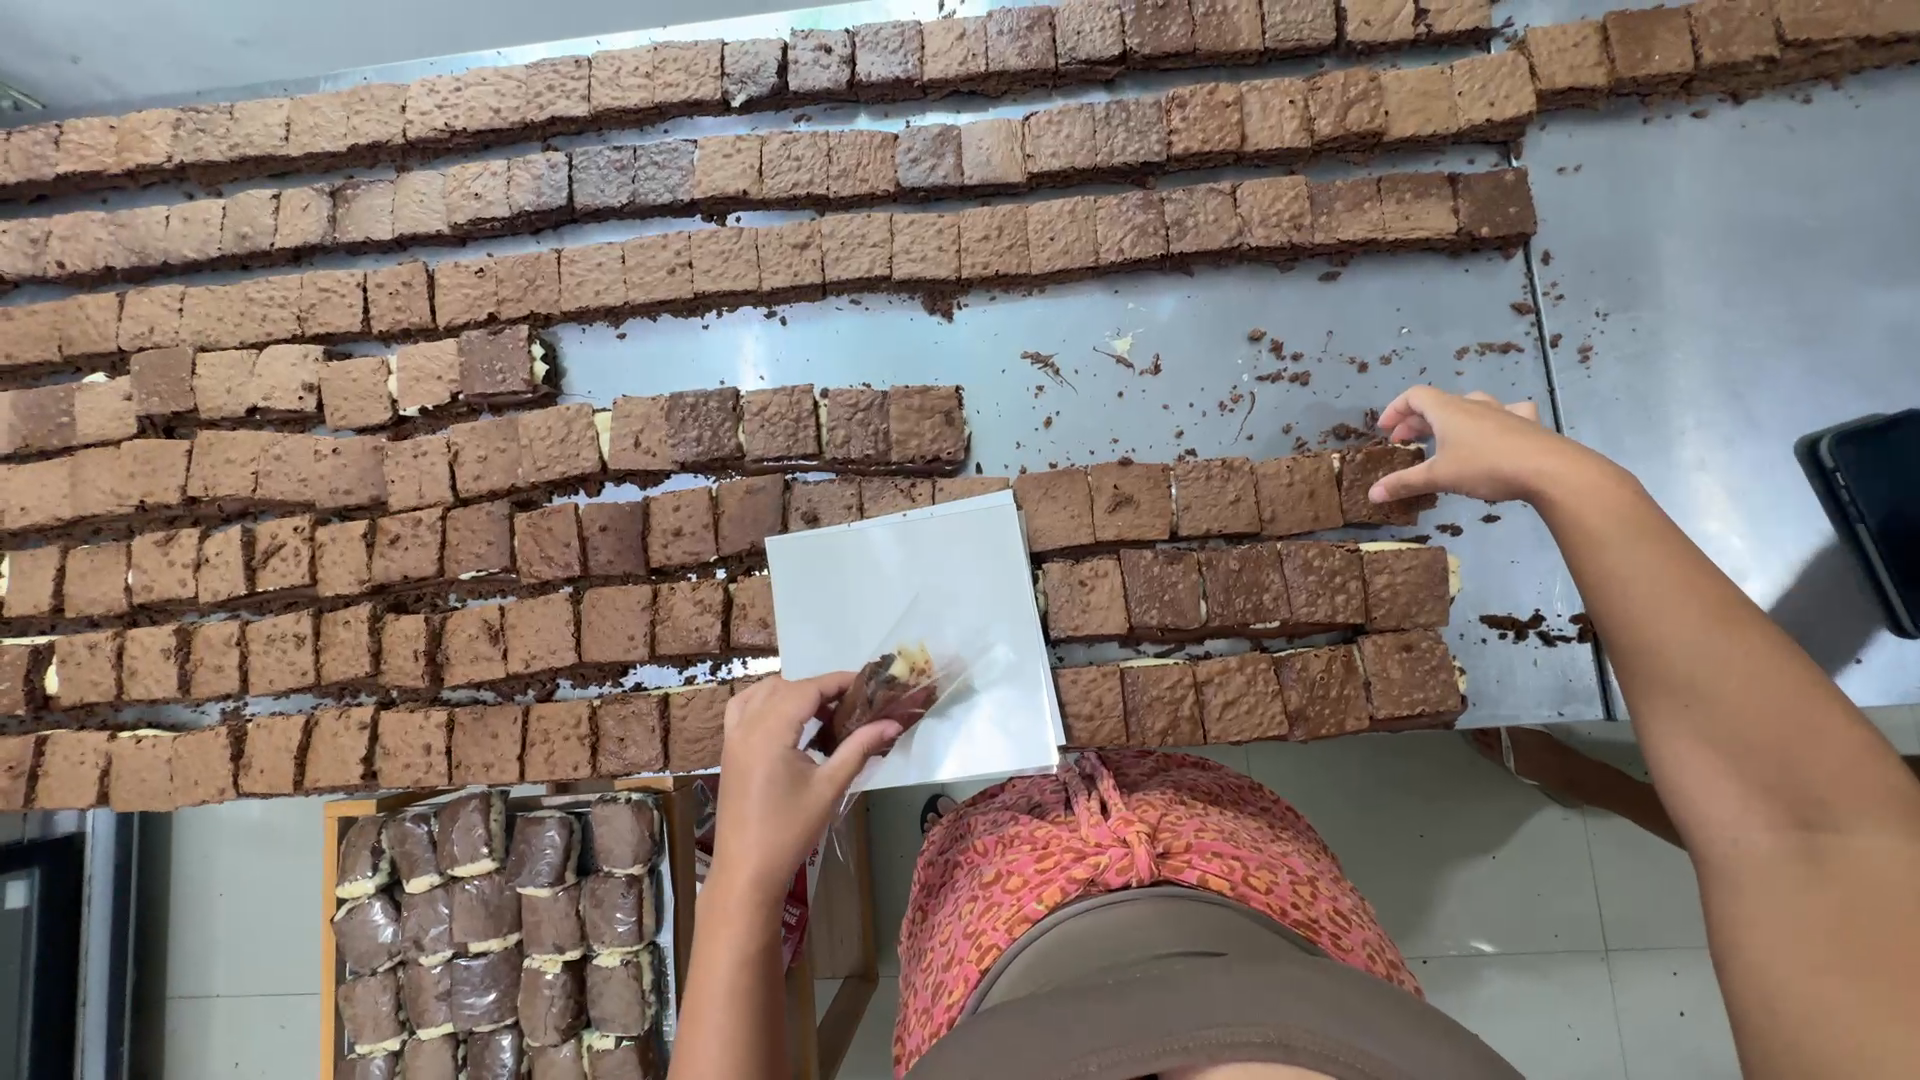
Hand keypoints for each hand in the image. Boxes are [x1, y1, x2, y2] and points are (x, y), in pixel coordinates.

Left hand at [711, 673, 901, 898]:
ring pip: (762, 692)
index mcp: (770, 731)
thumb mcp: (830, 786)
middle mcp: (747, 726)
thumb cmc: (790, 830)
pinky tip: (786, 720)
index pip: (807, 689)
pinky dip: (765, 702)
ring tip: (821, 713)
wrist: (747, 870)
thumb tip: (893, 723)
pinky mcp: (729, 750)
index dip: (838, 681)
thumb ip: (859, 748)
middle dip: (819, 688)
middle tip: (851, 705)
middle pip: (786, 687)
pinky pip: (743, 708)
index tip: (867, 684)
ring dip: (792, 692)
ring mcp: (732, 737)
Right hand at [1372, 386, 1601, 504]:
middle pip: (1438, 402)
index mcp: (1448, 411)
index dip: (1395, 410)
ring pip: (1471, 404)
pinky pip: (1507, 412)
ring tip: (1445, 435)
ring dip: (1452, 417)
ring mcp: (1503, 412)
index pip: (1414, 396)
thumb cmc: (1486, 466)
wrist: (1551, 470)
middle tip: (1405, 442)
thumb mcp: (1438, 477)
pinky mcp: (1527, 424)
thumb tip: (1372, 494)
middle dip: (1416, 421)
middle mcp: (1473, 405)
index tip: (1385, 430)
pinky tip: (1498, 428)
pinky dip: (1495, 418)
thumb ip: (1404, 483)